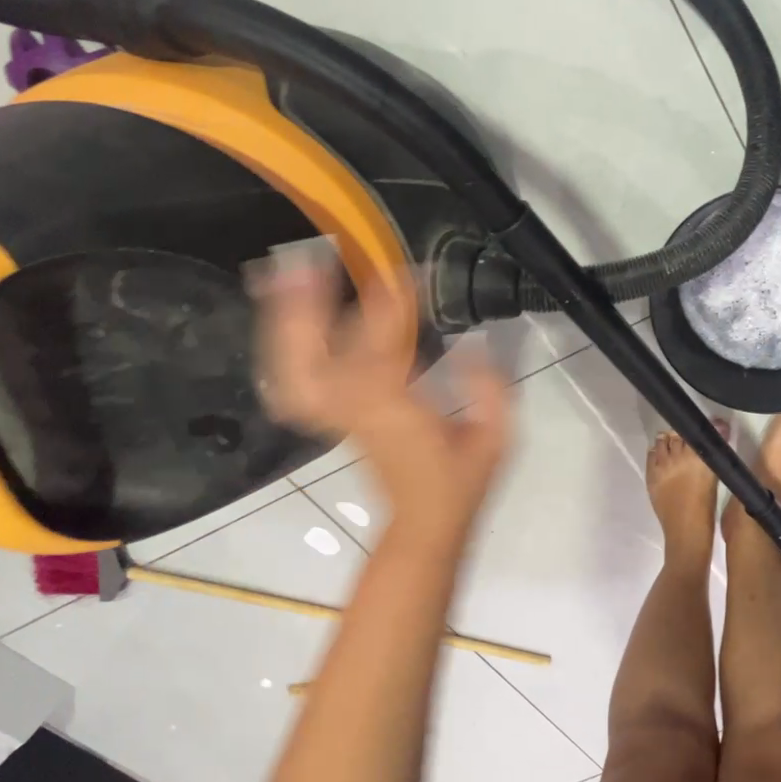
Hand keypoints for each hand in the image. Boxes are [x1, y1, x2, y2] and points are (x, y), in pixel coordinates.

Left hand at [253, 242, 511, 534]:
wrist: (426, 522)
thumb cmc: (463, 481)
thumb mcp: (496, 438)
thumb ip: (489, 390)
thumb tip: (475, 346)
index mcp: (399, 413)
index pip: (385, 350)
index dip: (391, 307)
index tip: (403, 271)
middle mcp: (358, 410)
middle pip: (318, 355)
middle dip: (308, 307)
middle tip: (307, 259)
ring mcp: (338, 414)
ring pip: (296, 365)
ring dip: (287, 319)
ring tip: (285, 272)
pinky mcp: (333, 415)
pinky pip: (295, 378)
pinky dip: (284, 344)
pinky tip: (286, 314)